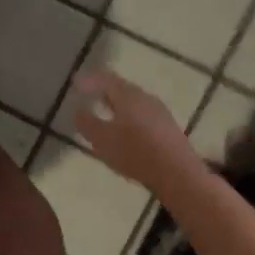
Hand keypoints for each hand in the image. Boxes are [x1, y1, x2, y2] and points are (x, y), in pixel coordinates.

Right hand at [70, 69, 201, 191]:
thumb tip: (79, 111)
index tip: (74, 84)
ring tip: (105, 116)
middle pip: (121, 89)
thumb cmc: (135, 152)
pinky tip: (125, 133)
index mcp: (128, 94)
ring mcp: (160, 113)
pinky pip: (143, 117)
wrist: (179, 175)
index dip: (88, 80)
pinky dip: (129, 119)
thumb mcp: (101, 139)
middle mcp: (145, 98)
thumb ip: (86, 122)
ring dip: (117, 107)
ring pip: (133, 104)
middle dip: (103, 92)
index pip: (105, 78)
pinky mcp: (169, 130)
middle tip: (88, 97)